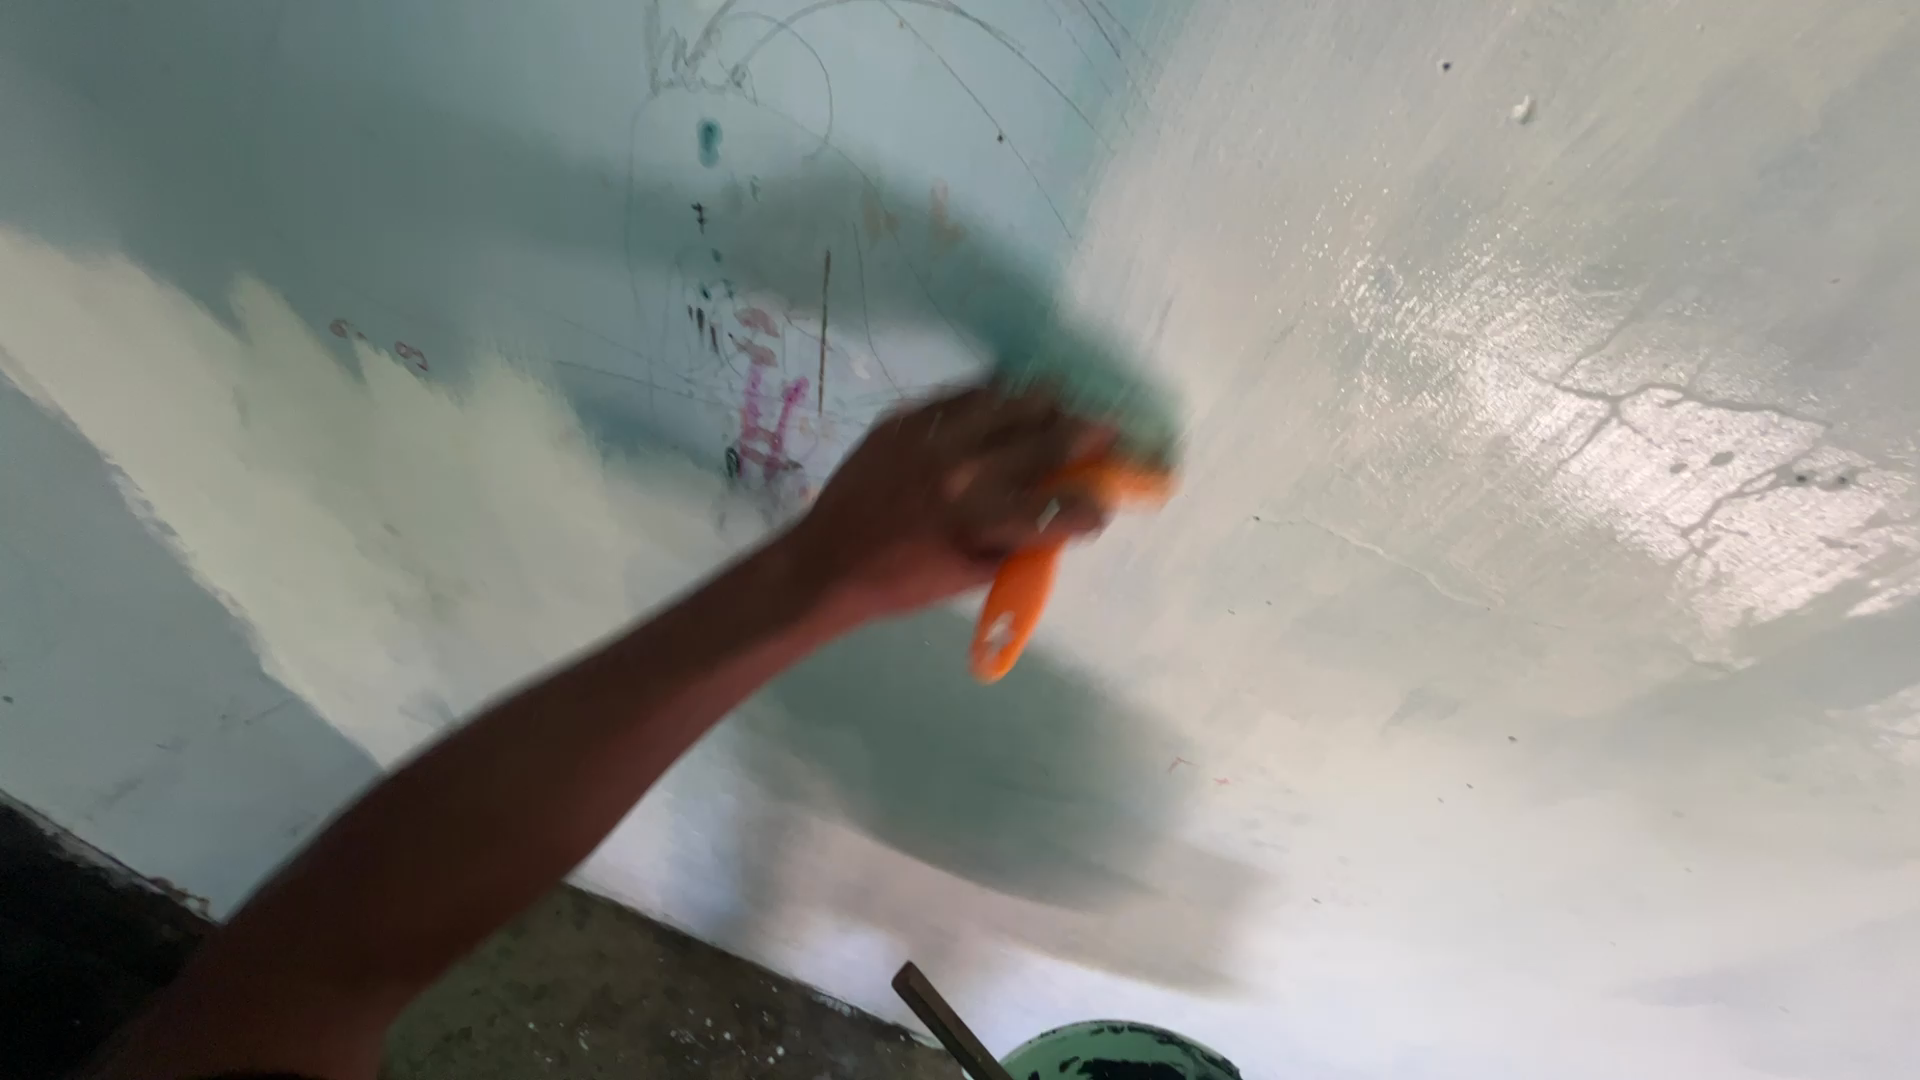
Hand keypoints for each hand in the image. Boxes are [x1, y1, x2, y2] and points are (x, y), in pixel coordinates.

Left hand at [783, 383, 1116, 619]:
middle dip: (1090, 438)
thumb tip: (1057, 517)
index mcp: (981, 521)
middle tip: (1106, 432)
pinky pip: (966, 394)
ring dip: (1045, 406)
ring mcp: (933, 437)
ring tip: (1058, 408)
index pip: (1062, 506)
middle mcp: (965, 471)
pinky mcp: (906, 418)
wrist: (826, 560)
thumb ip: (1018, 545)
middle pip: (1050, 439)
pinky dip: (994, 399)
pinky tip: (1004, 404)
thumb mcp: (968, 577)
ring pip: (1013, 401)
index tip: (1100, 506)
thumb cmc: (900, 581)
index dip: (1093, 506)